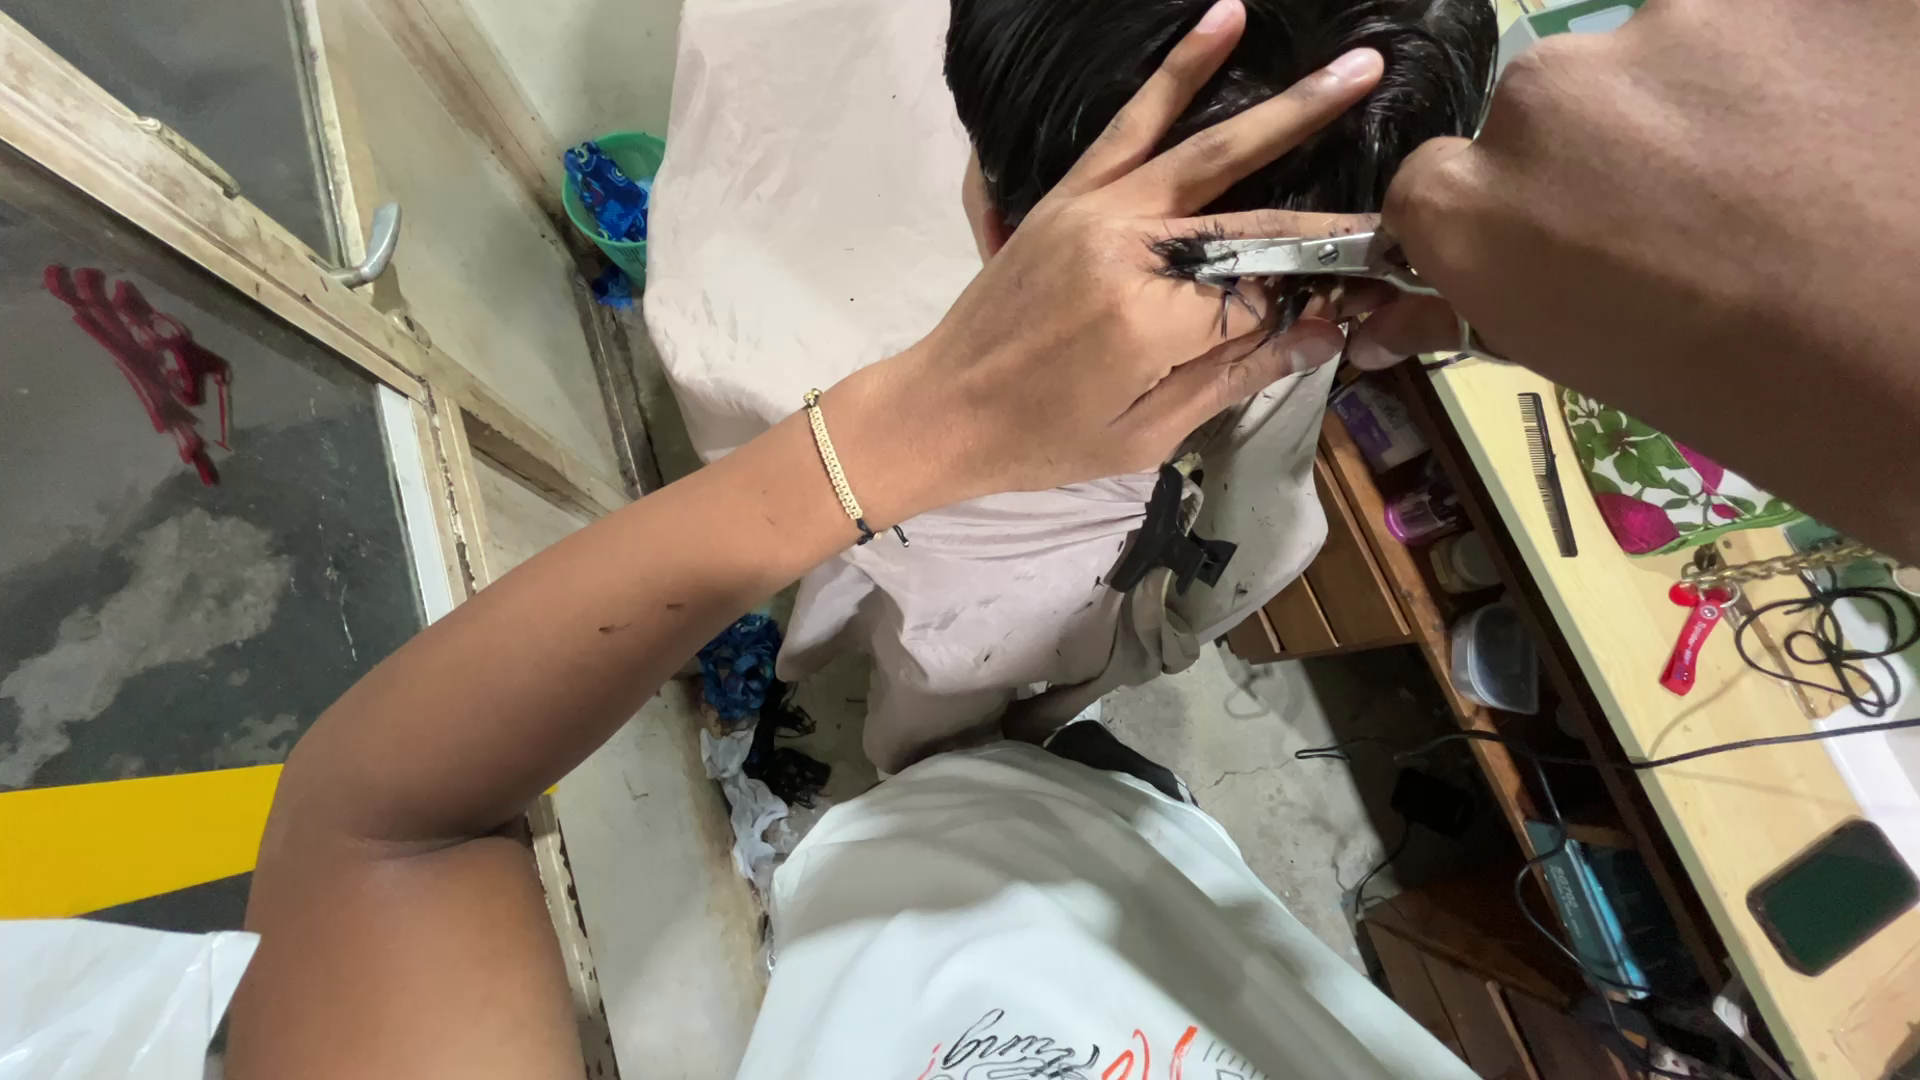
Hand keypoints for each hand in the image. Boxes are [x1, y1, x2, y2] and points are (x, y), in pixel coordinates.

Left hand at [824, 0, 1385, 523]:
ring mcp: (1096, 214)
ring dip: (1288, 113)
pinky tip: (1222, 25)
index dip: (1309, 304)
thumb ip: (1229, 378)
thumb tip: (1320, 335)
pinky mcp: (1066, 200)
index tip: (1351, 306)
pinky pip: (1128, 126)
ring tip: (1358, 71)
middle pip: (1250, 229)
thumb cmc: (1037, 444)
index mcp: (1152, 320)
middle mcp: (1131, 250)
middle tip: (1396, 206)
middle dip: (1322, 226)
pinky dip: (1177, 75)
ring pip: (1207, 154)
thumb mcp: (1142, 437)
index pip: (1261, 298)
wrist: (939, 412)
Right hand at [1352, 0, 1919, 558]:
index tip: (1531, 236)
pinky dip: (1791, 63)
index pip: (1426, 180)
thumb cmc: (1707, 377)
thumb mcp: (1555, 351)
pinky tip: (1837, 122)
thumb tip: (1377, 328)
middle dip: (1583, 151)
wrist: (1913, 344)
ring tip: (1777, 164)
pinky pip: (1766, 24)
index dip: (1480, 209)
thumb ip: (1456, 313)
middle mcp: (1538, 94)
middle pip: (1537, 109)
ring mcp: (1677, 22)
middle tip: (1669, 207)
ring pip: (1657, 56)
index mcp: (1461, 200)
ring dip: (1691, 99)